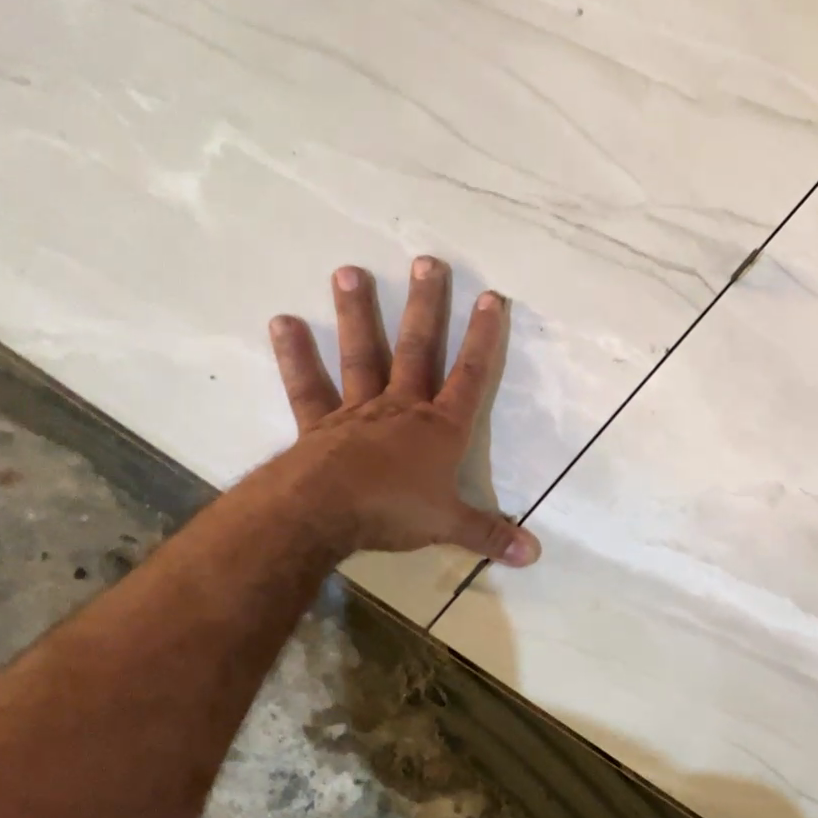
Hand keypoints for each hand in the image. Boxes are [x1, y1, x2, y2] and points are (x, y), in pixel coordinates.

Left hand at [260, 256, 540, 567]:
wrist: (318, 514)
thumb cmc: (392, 512)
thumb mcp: (451, 526)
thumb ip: (491, 535)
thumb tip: (534, 555)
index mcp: (441, 428)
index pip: (470, 375)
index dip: (484, 338)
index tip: (491, 298)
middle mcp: (402, 408)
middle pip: (418, 349)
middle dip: (426, 306)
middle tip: (427, 262)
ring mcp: (357, 411)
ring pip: (362, 355)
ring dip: (358, 314)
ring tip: (349, 271)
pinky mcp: (318, 425)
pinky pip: (307, 386)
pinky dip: (296, 355)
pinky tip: (283, 322)